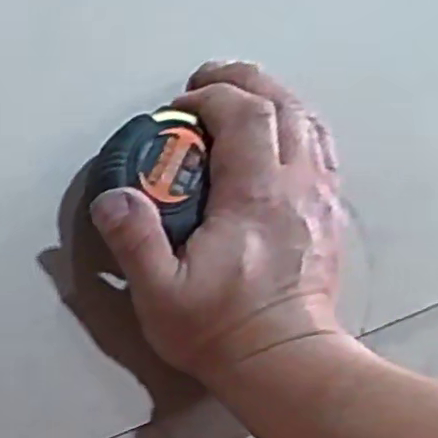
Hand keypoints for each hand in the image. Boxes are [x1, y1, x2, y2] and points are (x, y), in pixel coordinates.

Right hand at [89, 61, 349, 384]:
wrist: (279, 355)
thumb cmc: (213, 328)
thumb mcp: (157, 291)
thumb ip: (134, 241)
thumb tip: (111, 198)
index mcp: (254, 197)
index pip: (245, 118)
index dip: (211, 98)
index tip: (176, 105)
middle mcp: (296, 185)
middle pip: (284, 107)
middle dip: (246, 83)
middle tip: (208, 82)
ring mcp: (319, 197)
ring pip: (308, 123)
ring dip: (274, 100)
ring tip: (240, 100)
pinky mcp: (326, 215)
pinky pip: (318, 150)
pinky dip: (295, 128)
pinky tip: (274, 139)